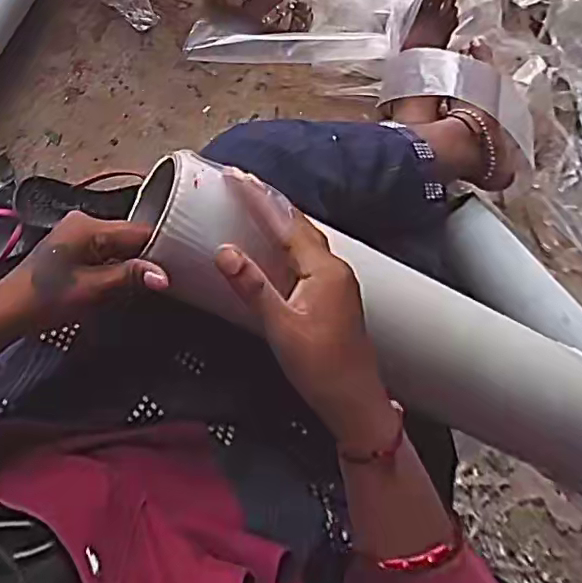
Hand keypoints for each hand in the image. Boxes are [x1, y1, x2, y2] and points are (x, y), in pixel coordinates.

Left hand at [0, 211, 167, 333]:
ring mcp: (75, 233)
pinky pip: (102, 250)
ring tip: (144, 285)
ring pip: (116, 245)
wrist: (7, 311)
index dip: (160, 248)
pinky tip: (119, 283)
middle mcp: (82, 222)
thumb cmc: (45, 299)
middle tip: (165, 280)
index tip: (180, 266)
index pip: (138, 230)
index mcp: (88, 225)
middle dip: (144, 258)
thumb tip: (163, 275)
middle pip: (127, 236)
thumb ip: (129, 277)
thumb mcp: (92, 290)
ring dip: (128, 264)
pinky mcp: (70, 246)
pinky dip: (113, 265)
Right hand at [213, 173, 395, 448]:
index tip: (235, 176)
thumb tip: (225, 252)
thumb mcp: (280, 328)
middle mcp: (332, 268)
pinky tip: (270, 241)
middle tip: (239, 181)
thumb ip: (252, 287)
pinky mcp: (329, 292)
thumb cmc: (322, 370)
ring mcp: (334, 280)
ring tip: (251, 200)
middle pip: (296, 222)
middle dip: (267, 199)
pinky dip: (283, 236)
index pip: (285, 223)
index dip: (257, 198)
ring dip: (276, 216)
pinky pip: (302, 251)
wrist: (356, 406)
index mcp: (323, 270)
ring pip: (301, 235)